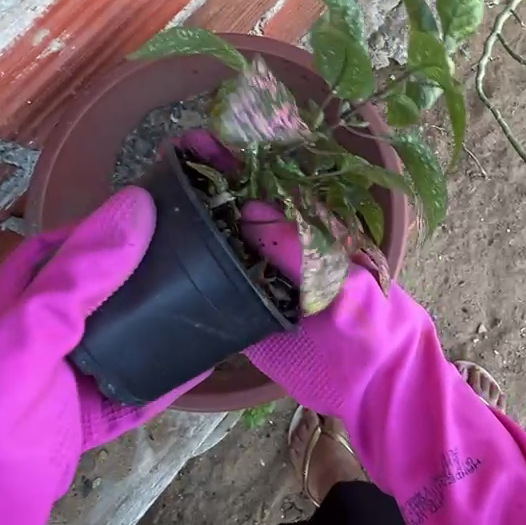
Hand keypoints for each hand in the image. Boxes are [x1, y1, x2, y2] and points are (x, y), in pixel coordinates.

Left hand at [0, 186, 198, 463]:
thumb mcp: (32, 326)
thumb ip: (84, 271)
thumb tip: (140, 203)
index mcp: (15, 300)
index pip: (63, 248)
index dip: (105, 230)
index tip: (158, 216)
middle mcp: (39, 334)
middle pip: (100, 295)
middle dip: (142, 278)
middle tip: (199, 257)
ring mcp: (61, 381)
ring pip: (121, 345)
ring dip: (158, 330)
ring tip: (210, 302)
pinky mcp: (81, 422)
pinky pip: (132, 394)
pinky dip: (164, 382)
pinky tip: (202, 366)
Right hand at [172, 128, 437, 418]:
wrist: (372, 387)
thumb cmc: (372, 327)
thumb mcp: (345, 285)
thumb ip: (303, 249)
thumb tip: (251, 206)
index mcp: (310, 231)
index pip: (270, 184)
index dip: (240, 159)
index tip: (207, 137)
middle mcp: (281, 248)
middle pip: (238, 205)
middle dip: (208, 176)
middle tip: (172, 150)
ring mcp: (259, 279)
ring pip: (220, 242)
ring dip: (192, 217)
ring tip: (152, 191)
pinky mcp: (243, 313)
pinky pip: (211, 286)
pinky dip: (186, 269)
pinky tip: (155, 255)